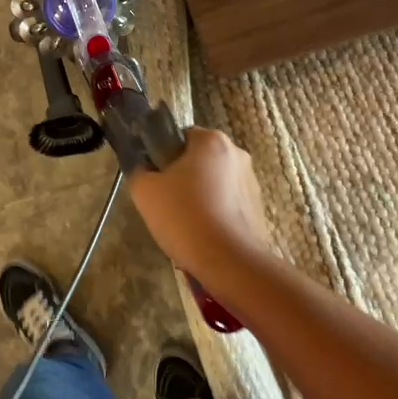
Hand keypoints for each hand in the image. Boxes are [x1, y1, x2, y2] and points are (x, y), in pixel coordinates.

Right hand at [128, 128, 273, 280]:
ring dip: (201, 196)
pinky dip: (216, 213)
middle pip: (200, 160)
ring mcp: (251, 181)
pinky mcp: (258, 207)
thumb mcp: (145, 191)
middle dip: (184, 178)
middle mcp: (237, 153)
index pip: (181, 137)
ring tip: (187, 225)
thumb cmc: (184, 217)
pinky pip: (229, 203)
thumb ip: (139, 170)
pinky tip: (205, 235)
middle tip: (167, 205)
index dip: (164, 157)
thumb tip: (145, 168)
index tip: (157, 181)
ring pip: (215, 182)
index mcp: (212, 140)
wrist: (228, 261)